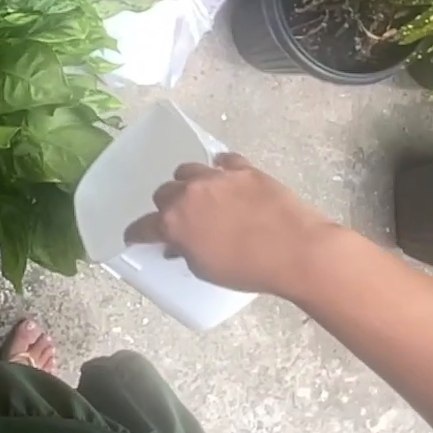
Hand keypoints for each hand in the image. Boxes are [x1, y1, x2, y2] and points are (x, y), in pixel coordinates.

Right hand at [122, 152, 340, 298]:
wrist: (297, 251)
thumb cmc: (248, 269)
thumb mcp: (206, 270)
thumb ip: (185, 252)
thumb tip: (180, 244)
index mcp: (173, 223)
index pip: (142, 227)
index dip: (137, 234)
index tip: (135, 237)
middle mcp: (188, 195)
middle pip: (163, 193)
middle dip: (165, 207)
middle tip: (177, 220)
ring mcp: (217, 178)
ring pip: (187, 171)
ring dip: (187, 184)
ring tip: (198, 195)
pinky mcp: (244, 170)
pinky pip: (223, 162)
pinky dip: (219, 170)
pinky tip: (224, 179)